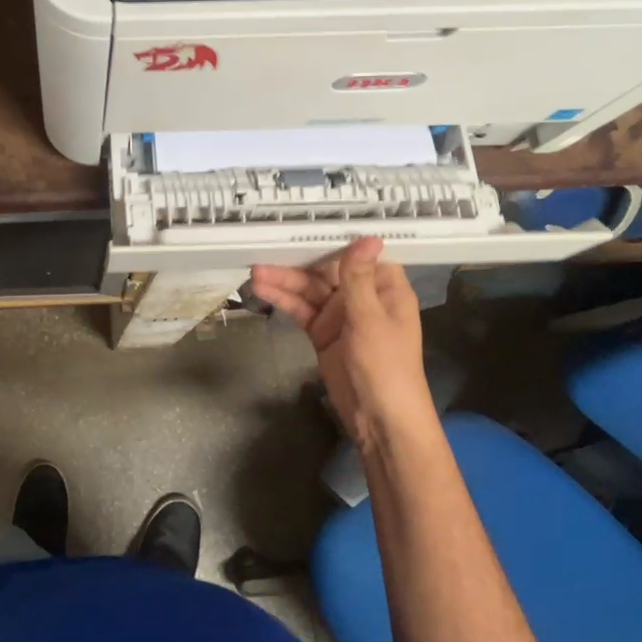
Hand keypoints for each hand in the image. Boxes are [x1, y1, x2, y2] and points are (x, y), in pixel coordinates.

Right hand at [250, 238, 430, 438]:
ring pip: (309, 290)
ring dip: (284, 280)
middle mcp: (363, 296)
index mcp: (386, 287)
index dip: (334, 237)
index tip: (307, 221)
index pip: (359, 253)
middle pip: (327, 269)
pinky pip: (301, 310)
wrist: (380, 419)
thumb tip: (367, 236)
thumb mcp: (370, 319)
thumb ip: (358, 279)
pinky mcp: (322, 332)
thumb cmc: (386, 366)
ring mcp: (341, 315)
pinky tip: (262, 290)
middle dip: (299, 260)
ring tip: (255, 271)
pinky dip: (283, 300)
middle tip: (266, 248)